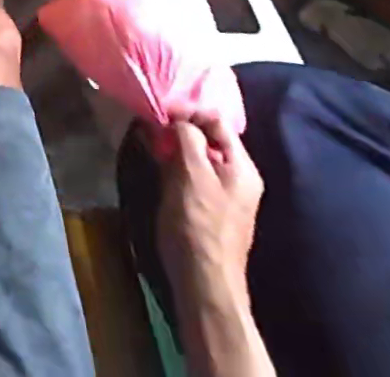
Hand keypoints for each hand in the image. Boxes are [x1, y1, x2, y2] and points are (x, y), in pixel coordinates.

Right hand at [156, 116, 262, 302]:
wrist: (202, 278)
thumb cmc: (197, 221)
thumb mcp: (190, 171)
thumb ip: (187, 137)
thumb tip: (178, 119)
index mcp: (242, 166)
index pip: (217, 121)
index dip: (189, 112)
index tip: (160, 113)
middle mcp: (237, 176)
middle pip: (207, 137)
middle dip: (179, 128)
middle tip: (150, 125)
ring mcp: (222, 192)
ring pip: (196, 154)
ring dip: (173, 145)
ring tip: (148, 139)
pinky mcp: (205, 204)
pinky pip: (190, 171)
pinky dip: (173, 162)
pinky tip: (154, 160)